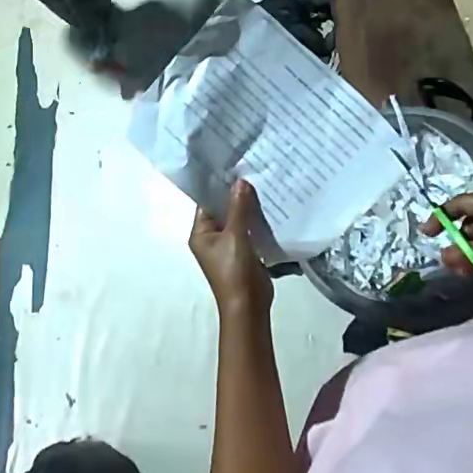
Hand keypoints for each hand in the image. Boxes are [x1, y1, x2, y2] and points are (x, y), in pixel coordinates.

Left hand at [190, 179, 272, 318]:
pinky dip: (258, 221)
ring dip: (249, 207)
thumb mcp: (235, 236)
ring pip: (239, 220)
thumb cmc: (234, 270)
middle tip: (254, 170)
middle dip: (238, 195)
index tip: (234, 166)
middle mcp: (212, 237)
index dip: (219, 186)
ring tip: (265, 183)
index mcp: (200, 233)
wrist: (248, 306)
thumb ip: (239, 208)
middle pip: (224, 210)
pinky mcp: (245, 252)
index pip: (207, 202)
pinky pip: (250, 230)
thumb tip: (240, 181)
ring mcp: (229, 245)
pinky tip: (272, 206)